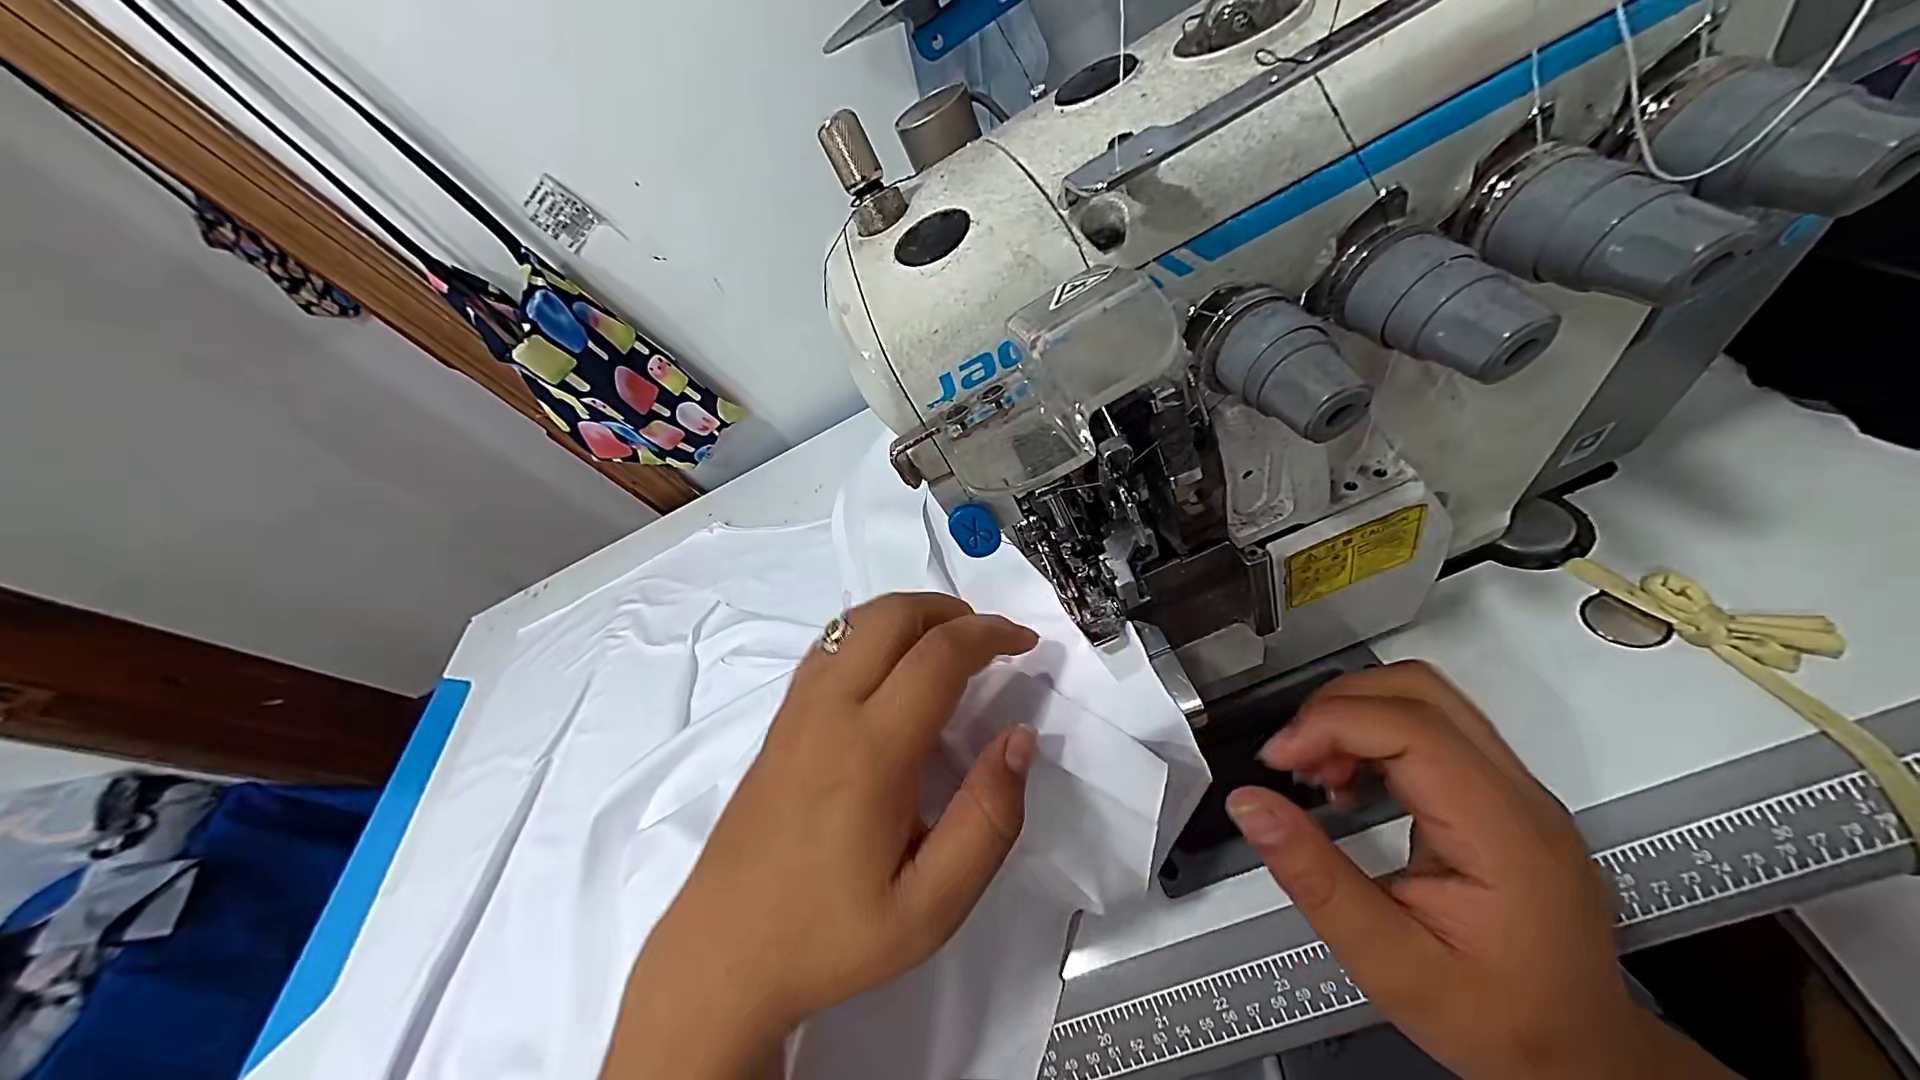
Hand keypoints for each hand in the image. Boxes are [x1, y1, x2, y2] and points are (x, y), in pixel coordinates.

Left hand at [604, 593, 1040, 1079]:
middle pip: (892, 616)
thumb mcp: (932, 905)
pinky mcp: (779, 721)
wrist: (723, 953)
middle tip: (990, 637)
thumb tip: (1019, 738)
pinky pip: (830, 646)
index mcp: (871, 750)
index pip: (938, 655)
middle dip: (950, 609)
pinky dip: (873, 632)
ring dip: (910, 615)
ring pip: (856, 622)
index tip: (1026, 641)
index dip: (990, 634)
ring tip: (950, 645)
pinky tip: (893, 669)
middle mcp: (828, 710)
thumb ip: (988, 818)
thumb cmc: (832, 934)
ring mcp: (796, 709)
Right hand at [1225, 661, 1738, 1079]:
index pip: (1410, 726)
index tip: (1278, 758)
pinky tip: (1349, 781)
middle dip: (1336, 707)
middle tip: (1295, 757)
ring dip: (1351, 716)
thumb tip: (1252, 807)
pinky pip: (1426, 725)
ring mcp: (1513, 789)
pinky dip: (1369, 733)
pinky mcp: (1496, 791)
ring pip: (1421, 696)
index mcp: (1505, 835)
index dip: (1328, 724)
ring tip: (1318, 771)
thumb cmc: (1503, 1022)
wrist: (1578, 1056)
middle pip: (1419, 690)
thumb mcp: (1389, 963)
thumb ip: (1313, 877)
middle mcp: (1519, 797)